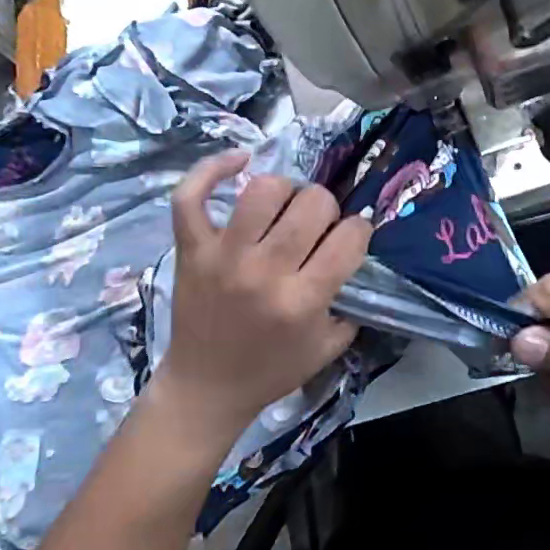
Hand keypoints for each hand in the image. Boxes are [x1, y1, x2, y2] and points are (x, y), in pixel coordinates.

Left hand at [155, 150, 370, 440]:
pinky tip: (239, 161)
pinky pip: (192, 196)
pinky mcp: (191, 250)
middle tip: (317, 227)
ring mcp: (222, 257)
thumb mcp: (329, 346)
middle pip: (312, 204)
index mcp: (303, 301)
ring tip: (284, 207)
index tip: (351, 238)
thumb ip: (351, 301)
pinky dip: (212, 169)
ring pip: (263, 190)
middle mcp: (264, 273)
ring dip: (285, 190)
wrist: (205, 389)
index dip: (359, 230)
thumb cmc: (272, 370)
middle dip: (326, 209)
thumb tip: (357, 251)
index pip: (350, 236)